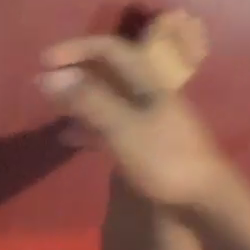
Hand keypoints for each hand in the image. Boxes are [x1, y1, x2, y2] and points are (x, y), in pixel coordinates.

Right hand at [39, 35, 235, 210]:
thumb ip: (86, 100)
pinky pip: (111, 125)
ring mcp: (149, 119)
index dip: (75, 49)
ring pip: (108, 100)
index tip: (44, 61)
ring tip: (53, 111)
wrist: (205, 200)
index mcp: (146, 82)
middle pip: (108, 73)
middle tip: (44, 86)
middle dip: (74, 75)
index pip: (109, 49)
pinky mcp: (147, 143)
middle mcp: (148, 93)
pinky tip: (71, 140)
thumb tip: (47, 76)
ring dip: (79, 101)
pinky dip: (89, 127)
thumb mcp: (121, 127)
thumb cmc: (164, 158)